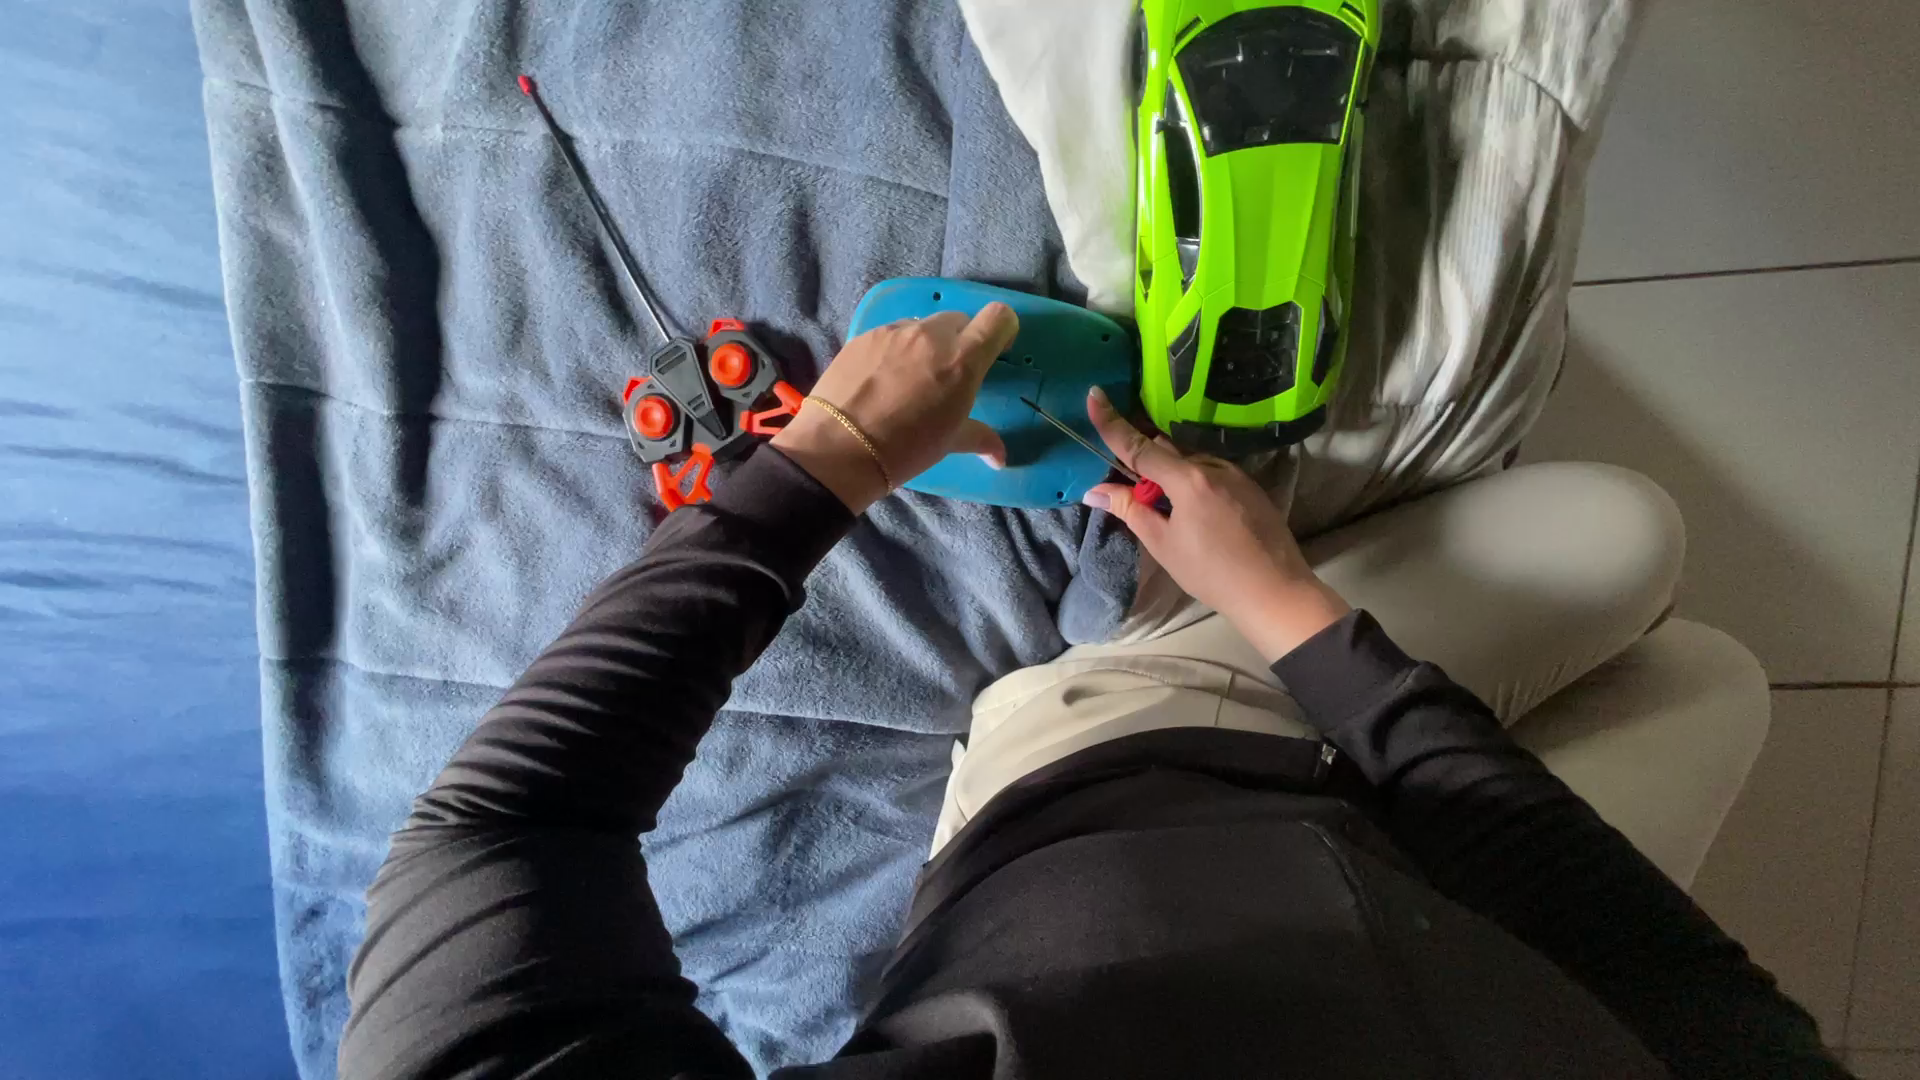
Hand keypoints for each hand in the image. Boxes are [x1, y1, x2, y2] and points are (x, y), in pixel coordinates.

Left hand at [770, 304, 1018, 512]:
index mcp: (962, 359)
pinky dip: (896, 350)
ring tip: (911, 379)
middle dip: (960, 340)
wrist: (840, 447)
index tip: (995, 350)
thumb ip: (980, 439)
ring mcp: (894, 332)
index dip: (1002, 329)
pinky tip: (882, 380)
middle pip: (958, 320)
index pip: (997, 319)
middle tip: (948, 374)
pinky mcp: (864, 336)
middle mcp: (931, 335)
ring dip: (926, 345)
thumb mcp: (948, 443)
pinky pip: (891, 334)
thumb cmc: (906, 448)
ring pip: (922, 326)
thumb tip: (1000, 456)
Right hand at [1082, 387, 1350, 661]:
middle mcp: (1212, 466)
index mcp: (1187, 479)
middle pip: (1165, 450)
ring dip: (1169, 475)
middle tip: (1129, 487)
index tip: (1094, 395)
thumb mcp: (1163, 544)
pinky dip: (1191, 482)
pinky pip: (1210, 472)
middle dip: (1143, 461)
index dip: (1112, 423)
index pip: (1139, 446)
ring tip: (1166, 510)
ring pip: (1189, 462)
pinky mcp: (1249, 486)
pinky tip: (1194, 513)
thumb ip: (1130, 510)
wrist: (1275, 591)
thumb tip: (1095, 491)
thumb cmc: (1211, 572)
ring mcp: (1235, 474)